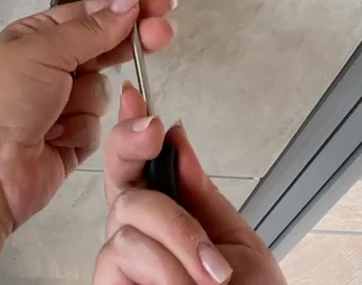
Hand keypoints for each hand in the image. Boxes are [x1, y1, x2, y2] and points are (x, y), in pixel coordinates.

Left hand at [0, 0, 176, 234]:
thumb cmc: (3, 99)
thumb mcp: (45, 50)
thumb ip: (93, 30)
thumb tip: (129, 1)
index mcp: (38, 34)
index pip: (92, 14)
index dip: (128, 8)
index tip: (163, 4)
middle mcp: (52, 65)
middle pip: (105, 48)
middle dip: (130, 43)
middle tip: (164, 34)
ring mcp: (63, 103)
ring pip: (103, 90)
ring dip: (85, 99)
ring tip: (56, 111)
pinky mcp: (72, 139)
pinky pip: (99, 126)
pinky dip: (80, 130)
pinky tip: (56, 137)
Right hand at [95, 83, 281, 283]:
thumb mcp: (242, 252)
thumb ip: (204, 196)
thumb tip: (177, 138)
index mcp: (171, 222)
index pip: (142, 166)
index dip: (132, 127)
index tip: (135, 96)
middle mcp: (140, 239)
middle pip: (119, 175)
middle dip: (132, 144)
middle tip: (152, 132)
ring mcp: (121, 266)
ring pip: (128, 213)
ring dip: (177, 236)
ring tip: (209, 276)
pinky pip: (123, 249)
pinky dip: (165, 265)